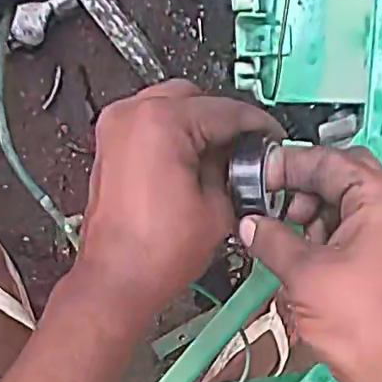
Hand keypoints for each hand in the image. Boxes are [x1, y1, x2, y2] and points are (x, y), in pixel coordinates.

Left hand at [77, 80, 282, 319]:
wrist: (118, 281)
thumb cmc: (153, 255)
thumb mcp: (217, 211)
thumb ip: (234, 175)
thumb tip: (239, 165)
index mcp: (161, 122)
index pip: (224, 109)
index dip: (257, 125)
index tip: (271, 136)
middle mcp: (132, 117)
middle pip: (195, 100)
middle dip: (225, 124)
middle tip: (248, 152)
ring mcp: (116, 131)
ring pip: (170, 110)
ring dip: (198, 130)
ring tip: (221, 164)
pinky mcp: (110, 150)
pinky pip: (149, 129)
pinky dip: (174, 140)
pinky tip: (194, 168)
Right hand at [239, 144, 381, 381]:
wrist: (378, 365)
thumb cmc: (353, 320)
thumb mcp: (302, 271)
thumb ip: (271, 238)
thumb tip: (250, 224)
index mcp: (380, 200)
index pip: (330, 162)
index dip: (290, 166)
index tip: (260, 175)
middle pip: (340, 175)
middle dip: (303, 186)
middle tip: (274, 203)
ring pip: (342, 202)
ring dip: (310, 212)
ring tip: (285, 236)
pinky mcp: (379, 256)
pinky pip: (347, 228)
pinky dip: (321, 233)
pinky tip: (300, 252)